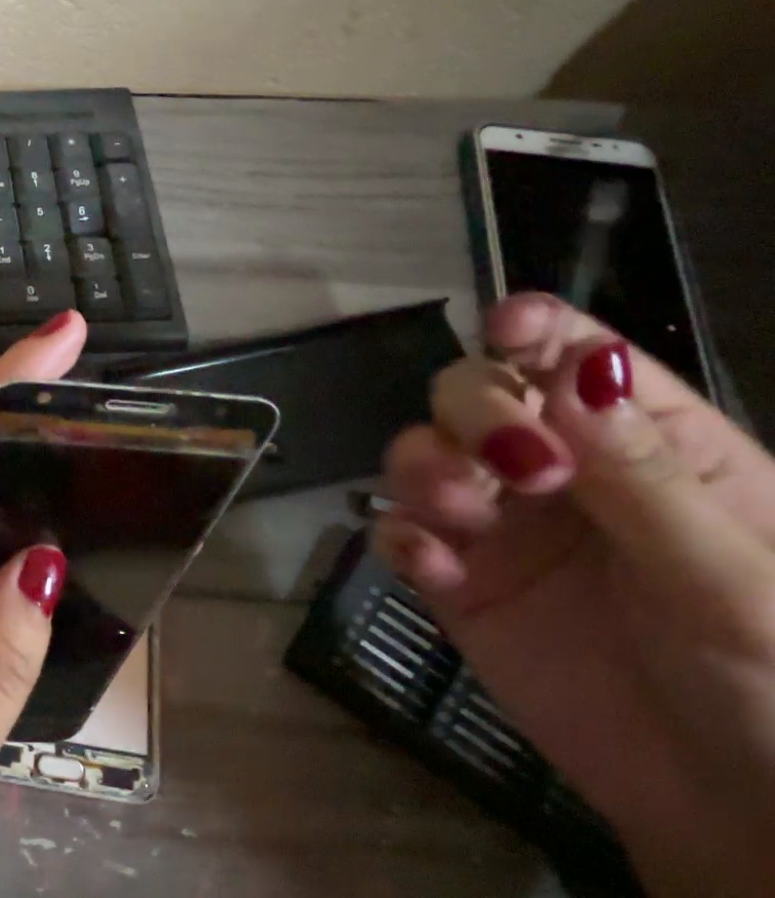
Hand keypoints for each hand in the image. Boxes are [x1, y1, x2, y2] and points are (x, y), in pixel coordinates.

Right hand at [377, 293, 774, 897]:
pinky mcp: (456, 580)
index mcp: (651, 447)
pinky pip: (399, 533)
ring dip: (426, 471)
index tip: (505, 332)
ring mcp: (502, 526)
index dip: (536, 328)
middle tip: (516, 468)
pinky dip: (403, 538)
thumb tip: (580, 367)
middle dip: (477, 414)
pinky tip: (433, 569)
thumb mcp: (732, 577)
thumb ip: (644, 475)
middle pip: (474, 392)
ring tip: (462, 521)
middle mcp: (563, 471)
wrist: (732, 809)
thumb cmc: (774, 683)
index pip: (578, 356)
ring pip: (421, 453)